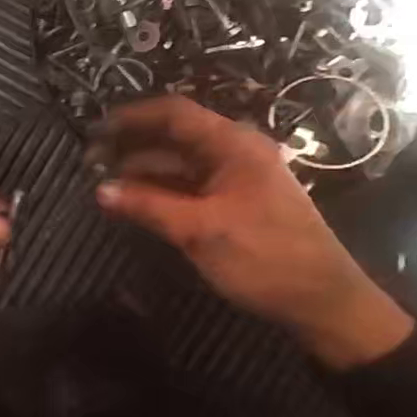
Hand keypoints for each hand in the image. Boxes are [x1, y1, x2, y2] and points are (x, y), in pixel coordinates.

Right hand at [90, 96, 411, 368]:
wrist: (324, 304)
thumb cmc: (265, 257)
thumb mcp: (200, 230)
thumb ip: (147, 206)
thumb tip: (100, 190)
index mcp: (233, 144)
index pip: (175, 113)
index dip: (133, 116)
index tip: (97, 128)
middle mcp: (234, 152)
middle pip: (173, 136)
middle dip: (131, 145)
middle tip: (91, 160)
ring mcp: (235, 178)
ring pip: (179, 163)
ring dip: (142, 170)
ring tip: (104, 182)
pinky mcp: (233, 202)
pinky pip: (189, 186)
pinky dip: (160, 191)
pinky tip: (133, 201)